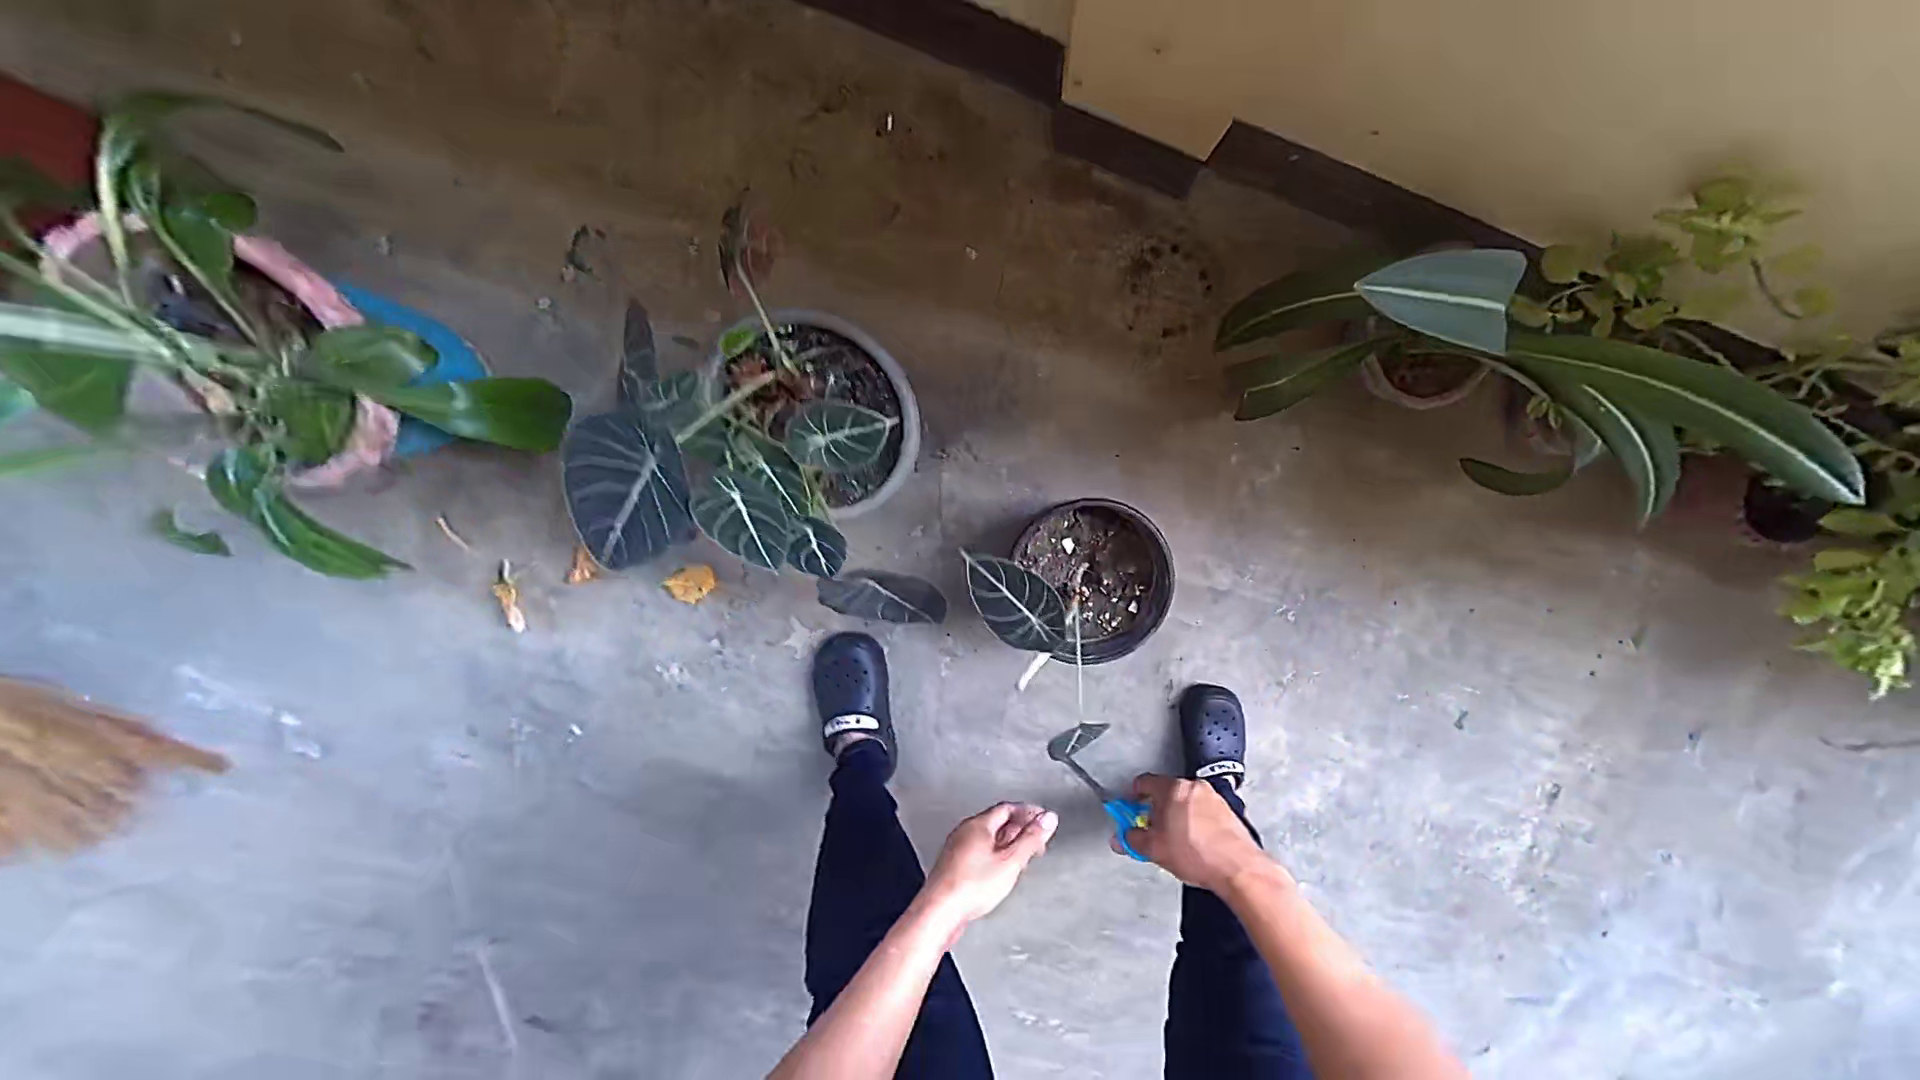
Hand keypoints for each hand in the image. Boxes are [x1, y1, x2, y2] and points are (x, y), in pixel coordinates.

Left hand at [920, 802, 1057, 927]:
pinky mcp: (954, 865)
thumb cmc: (970, 886)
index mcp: (978, 824)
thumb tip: (1047, 819)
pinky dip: (995, 855)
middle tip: (1037, 838)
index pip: (1008, 808)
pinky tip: (1001, 870)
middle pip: (998, 821)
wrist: (940, 911)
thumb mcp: (1010, 861)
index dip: (1028, 813)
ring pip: (989, 837)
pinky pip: (980, 851)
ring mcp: (958, 848)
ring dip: (1008, 843)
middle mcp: (965, 831)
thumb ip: (1031, 839)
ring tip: (1023, 856)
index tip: (1043, 819)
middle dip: (1020, 828)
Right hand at [1122, 773, 1273, 893]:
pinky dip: (1195, 823)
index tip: (1130, 806)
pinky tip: (1194, 845)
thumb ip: (1131, 839)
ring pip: (1185, 802)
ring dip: (1176, 817)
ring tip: (1174, 842)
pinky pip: (1203, 812)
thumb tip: (1124, 837)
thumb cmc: (1201, 855)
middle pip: (1165, 792)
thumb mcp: (1154, 850)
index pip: (1144, 782)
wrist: (1239, 869)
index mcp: (1172, 788)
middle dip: (1156, 810)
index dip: (1133, 796)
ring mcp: (1213, 798)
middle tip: (1151, 829)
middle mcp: (1194, 787)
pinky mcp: (1227, 812)